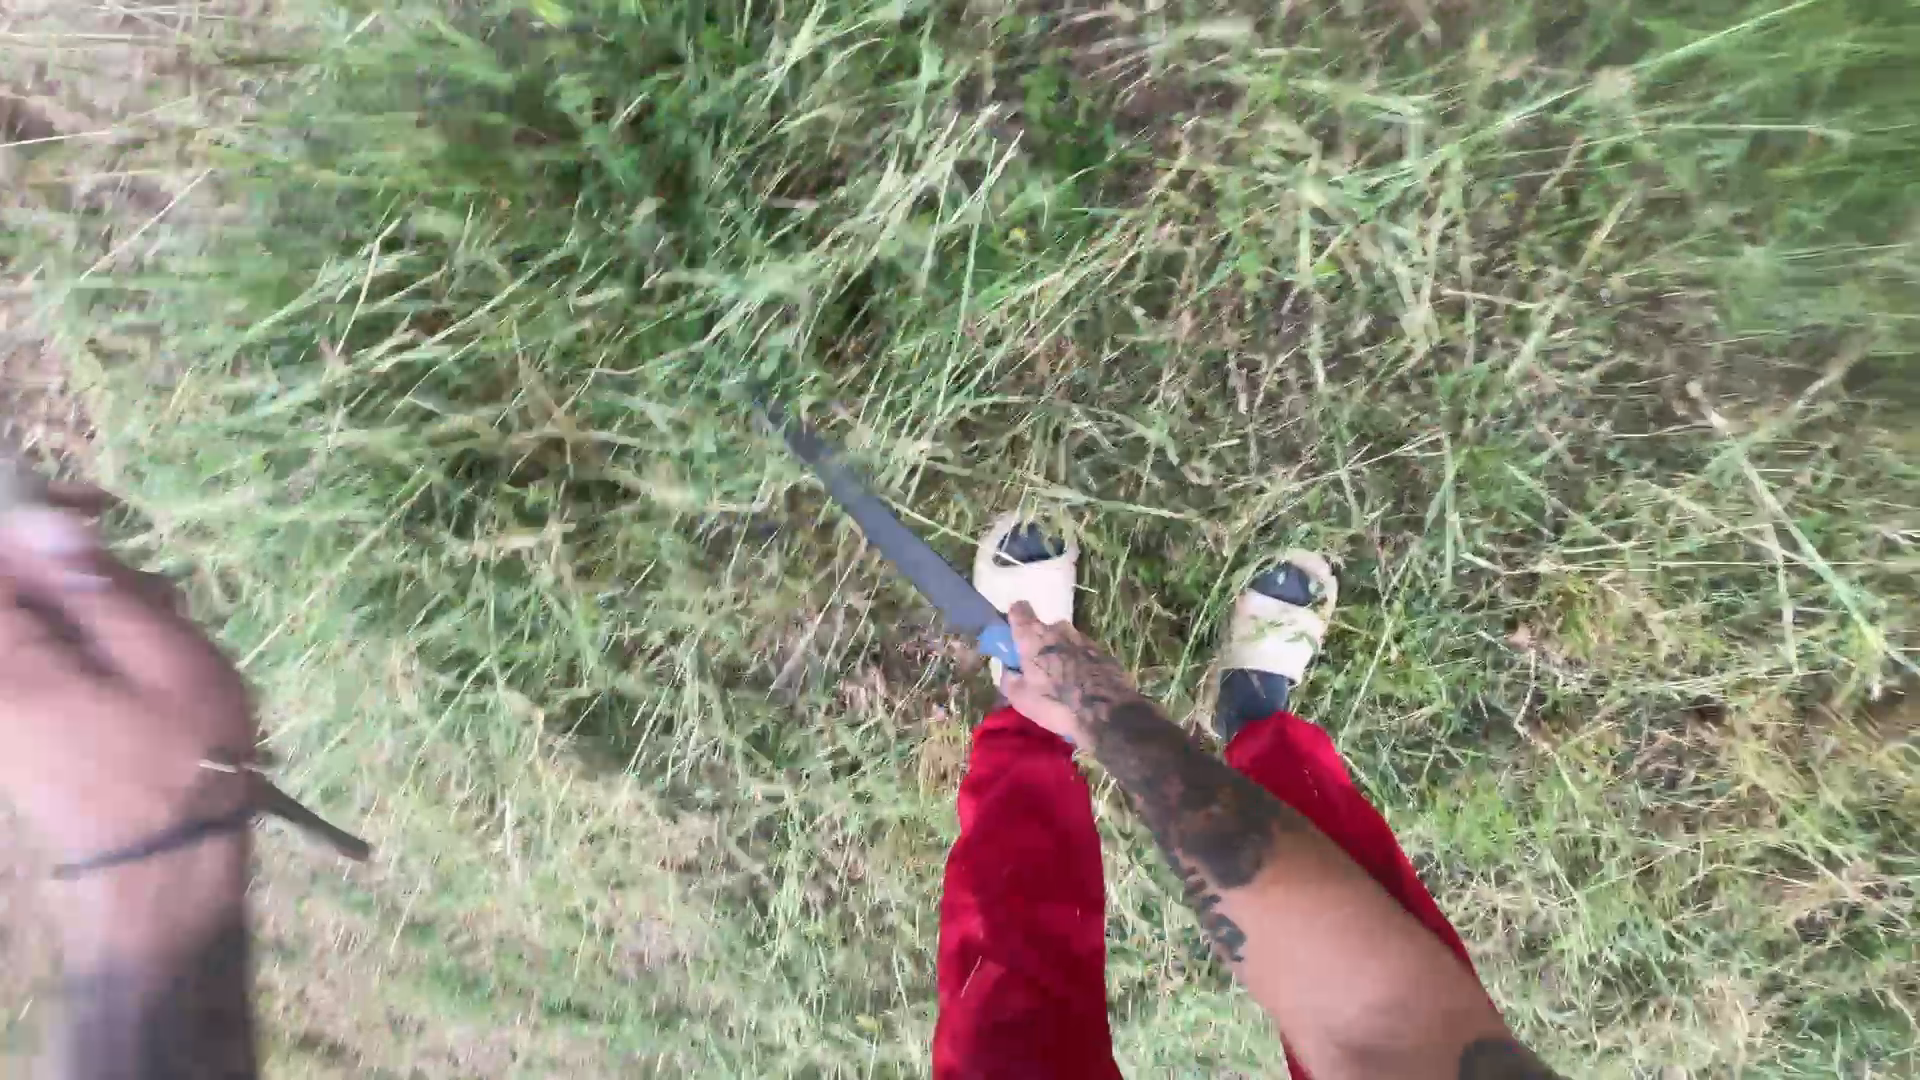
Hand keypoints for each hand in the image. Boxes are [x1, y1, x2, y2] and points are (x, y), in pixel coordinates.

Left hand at [0, 495, 256, 865]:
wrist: (167, 844)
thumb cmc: (184, 748)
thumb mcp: (168, 659)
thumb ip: (103, 591)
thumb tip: (48, 522)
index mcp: (7, 660)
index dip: (34, 518)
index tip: (104, 506)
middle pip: (12, 590)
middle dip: (80, 571)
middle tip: (160, 595)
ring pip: (32, 621)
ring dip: (94, 608)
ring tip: (164, 633)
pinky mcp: (15, 716)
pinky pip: (40, 652)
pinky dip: (89, 639)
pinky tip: (142, 659)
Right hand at [998, 600, 1142, 740]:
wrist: (1107, 714)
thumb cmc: (1056, 703)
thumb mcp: (1020, 699)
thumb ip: (1008, 678)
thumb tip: (1010, 669)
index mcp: (1034, 636)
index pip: (1019, 609)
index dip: (1015, 620)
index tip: (1014, 637)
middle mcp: (1058, 629)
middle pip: (1043, 629)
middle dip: (1039, 644)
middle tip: (1038, 668)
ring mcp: (1083, 637)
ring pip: (1065, 640)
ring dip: (1061, 653)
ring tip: (1063, 680)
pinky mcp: (1102, 651)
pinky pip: (1083, 651)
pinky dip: (1079, 662)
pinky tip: (1081, 683)